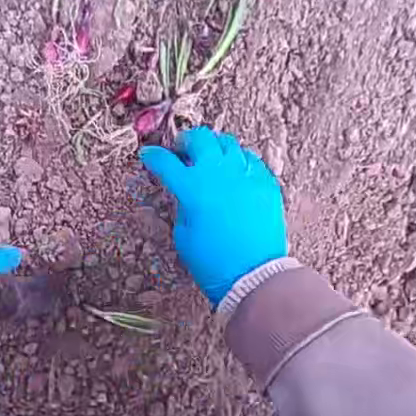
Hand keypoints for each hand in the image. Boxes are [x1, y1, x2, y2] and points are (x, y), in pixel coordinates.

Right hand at [138, 125, 287, 304]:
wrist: (253, 276)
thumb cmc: (214, 263)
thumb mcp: (184, 236)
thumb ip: (182, 206)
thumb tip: (185, 193)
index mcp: (193, 189)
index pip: (166, 162)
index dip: (154, 157)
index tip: (150, 157)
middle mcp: (219, 174)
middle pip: (199, 139)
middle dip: (185, 142)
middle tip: (182, 151)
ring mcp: (245, 175)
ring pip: (226, 143)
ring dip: (213, 147)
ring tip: (209, 159)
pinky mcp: (266, 182)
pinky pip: (250, 159)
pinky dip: (237, 160)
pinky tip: (233, 172)